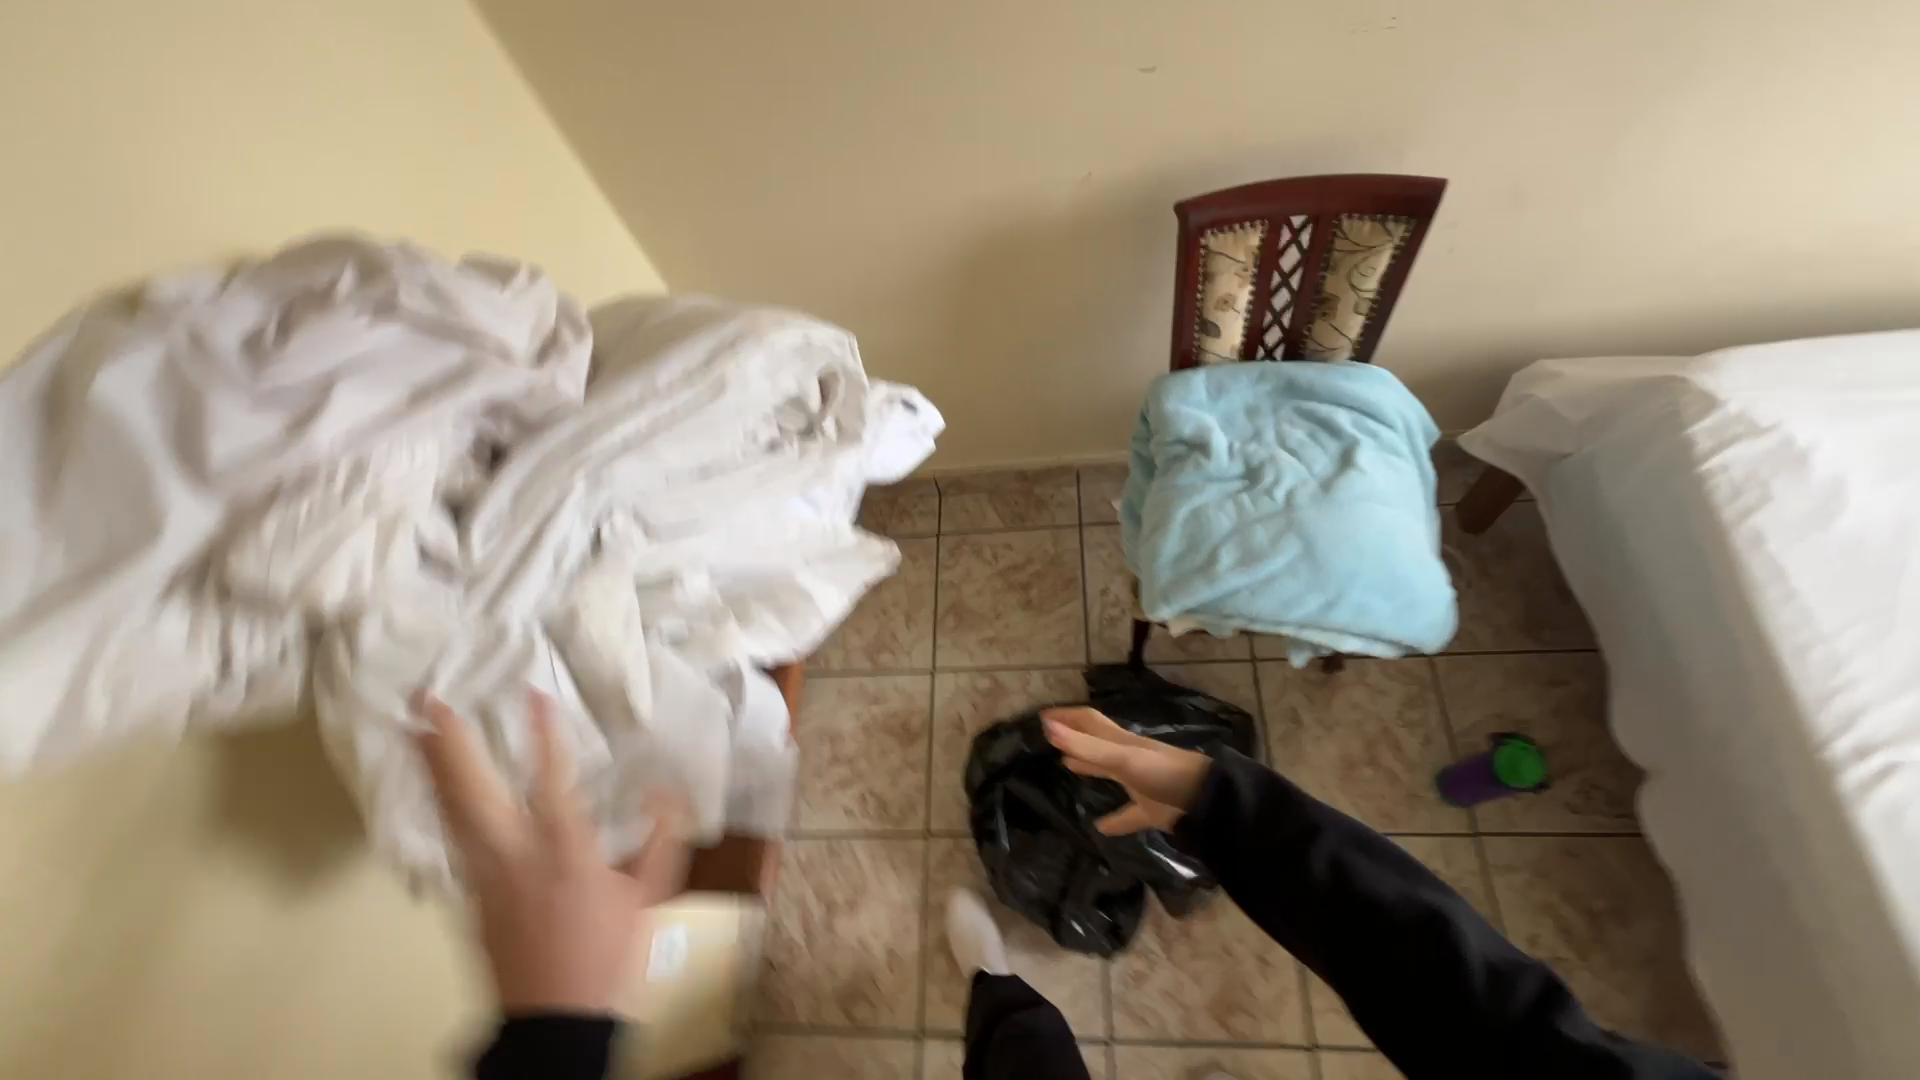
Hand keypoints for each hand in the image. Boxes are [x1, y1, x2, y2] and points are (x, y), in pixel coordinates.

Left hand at [415, 689, 689, 1014]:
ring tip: (415, 730)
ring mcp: (484, 877)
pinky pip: (449, 838)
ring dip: (431, 768)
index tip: (533, 694)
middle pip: (473, 792)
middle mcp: (515, 856)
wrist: (555, 1020)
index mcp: (566, 851)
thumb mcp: (650, 894)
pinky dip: (436, 804)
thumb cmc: (608, 952)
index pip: (551, 780)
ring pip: (450, 813)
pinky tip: (431, 790)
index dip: (543, 735)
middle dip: (450, 744)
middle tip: (428, 701)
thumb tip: (664, 791)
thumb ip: (659, 838)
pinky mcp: (469, 896)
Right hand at [1041, 706, 1212, 834]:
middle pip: (1096, 742)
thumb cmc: (1163, 773)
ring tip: (1068, 765)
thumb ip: (1086, 747)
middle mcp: (1128, 757)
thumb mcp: (1122, 758)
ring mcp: (1141, 782)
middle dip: (1074, 736)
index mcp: (1121, 742)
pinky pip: (1128, 813)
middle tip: (1051, 736)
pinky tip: (1101, 827)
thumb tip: (1048, 728)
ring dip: (1089, 766)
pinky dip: (1114, 820)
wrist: (1207, 800)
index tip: (1042, 717)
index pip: (1088, 721)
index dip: (1066, 716)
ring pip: (1109, 771)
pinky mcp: (1151, 809)